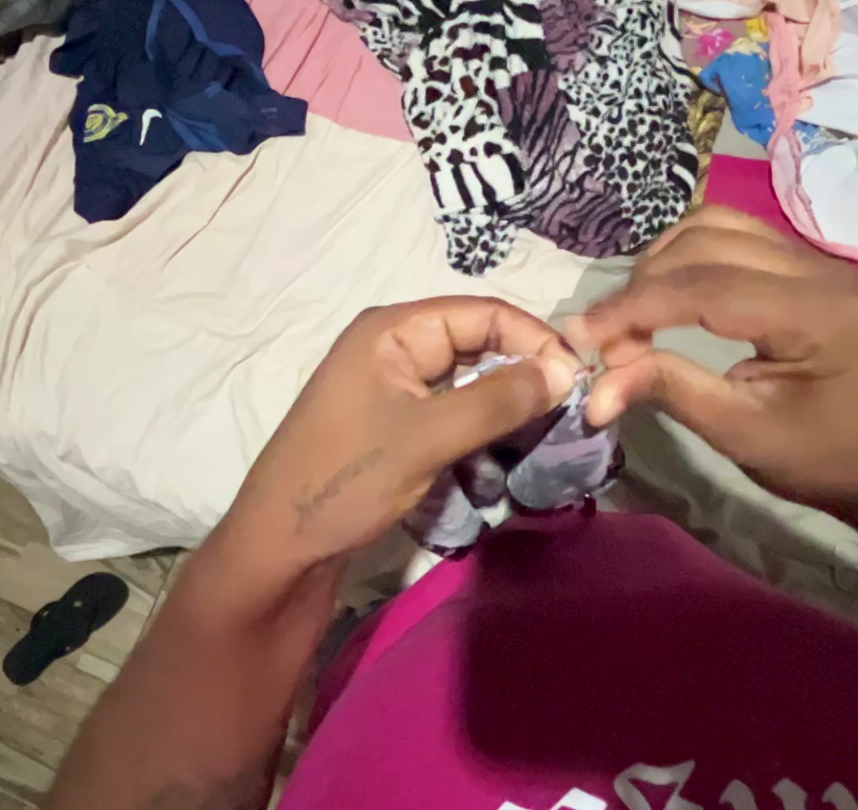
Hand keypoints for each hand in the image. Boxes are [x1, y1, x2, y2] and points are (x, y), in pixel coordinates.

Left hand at [210, 297, 580, 594]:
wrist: (281, 546)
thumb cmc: (347, 479)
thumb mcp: (427, 437)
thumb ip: (497, 400)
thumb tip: (566, 372)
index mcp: (393, 329)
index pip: (481, 312)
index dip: (532, 338)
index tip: (576, 378)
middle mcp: (395, 345)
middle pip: (476, 340)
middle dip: (524, 367)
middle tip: (570, 405)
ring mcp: (394, 383)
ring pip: (468, 375)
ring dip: (507, 396)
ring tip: (549, 423)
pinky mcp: (397, 418)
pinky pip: (452, 404)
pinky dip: (483, 418)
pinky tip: (511, 440)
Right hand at [570, 205, 857, 514]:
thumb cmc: (820, 457)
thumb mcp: (740, 433)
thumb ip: (668, 391)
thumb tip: (594, 388)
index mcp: (816, 314)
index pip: (707, 288)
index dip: (635, 306)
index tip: (581, 334)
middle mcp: (818, 268)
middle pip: (705, 244)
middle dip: (643, 285)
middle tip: (607, 335)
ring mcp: (813, 257)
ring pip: (713, 225)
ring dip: (662, 260)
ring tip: (633, 309)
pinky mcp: (801, 260)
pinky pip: (730, 232)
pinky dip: (685, 253)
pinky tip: (667, 287)